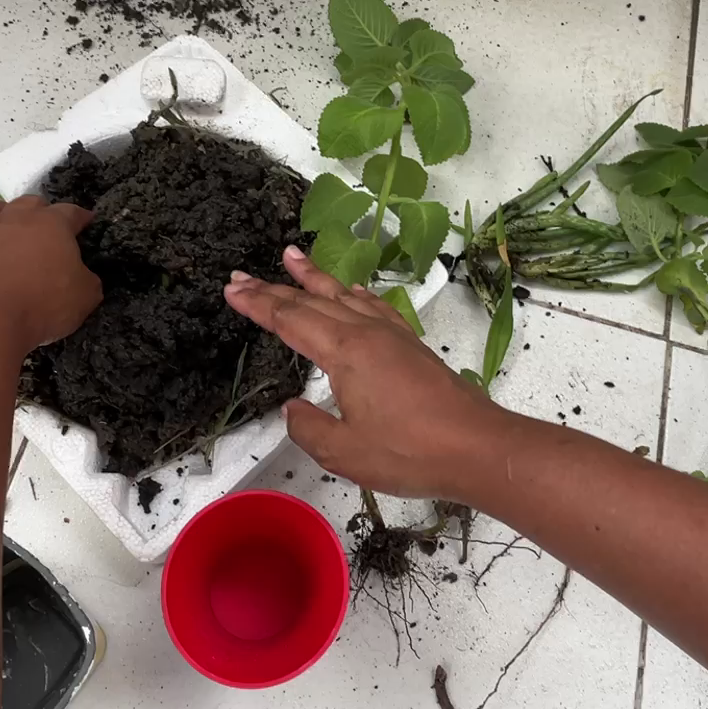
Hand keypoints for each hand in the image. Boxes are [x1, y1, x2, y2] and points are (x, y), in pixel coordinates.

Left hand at [0, 194, 101, 350]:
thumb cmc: (45, 302)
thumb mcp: (86, 295)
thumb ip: (87, 280)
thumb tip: (82, 277)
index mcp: (51, 225)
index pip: (71, 212)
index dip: (81, 217)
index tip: (87, 223)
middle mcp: (12, 221)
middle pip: (27, 203)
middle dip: (40, 210)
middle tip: (47, 229)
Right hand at [223, 246, 514, 499]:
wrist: (476, 447)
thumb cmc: (409, 452)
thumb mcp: (344, 452)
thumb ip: (309, 428)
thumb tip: (293, 408)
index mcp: (345, 353)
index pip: (290, 321)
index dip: (258, 305)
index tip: (232, 290)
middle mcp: (366, 333)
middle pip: (311, 302)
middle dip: (274, 288)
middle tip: (243, 275)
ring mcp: (392, 336)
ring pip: (344, 296)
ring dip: (314, 278)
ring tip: (292, 256)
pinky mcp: (410, 345)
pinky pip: (374, 306)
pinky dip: (355, 293)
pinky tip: (352, 290)